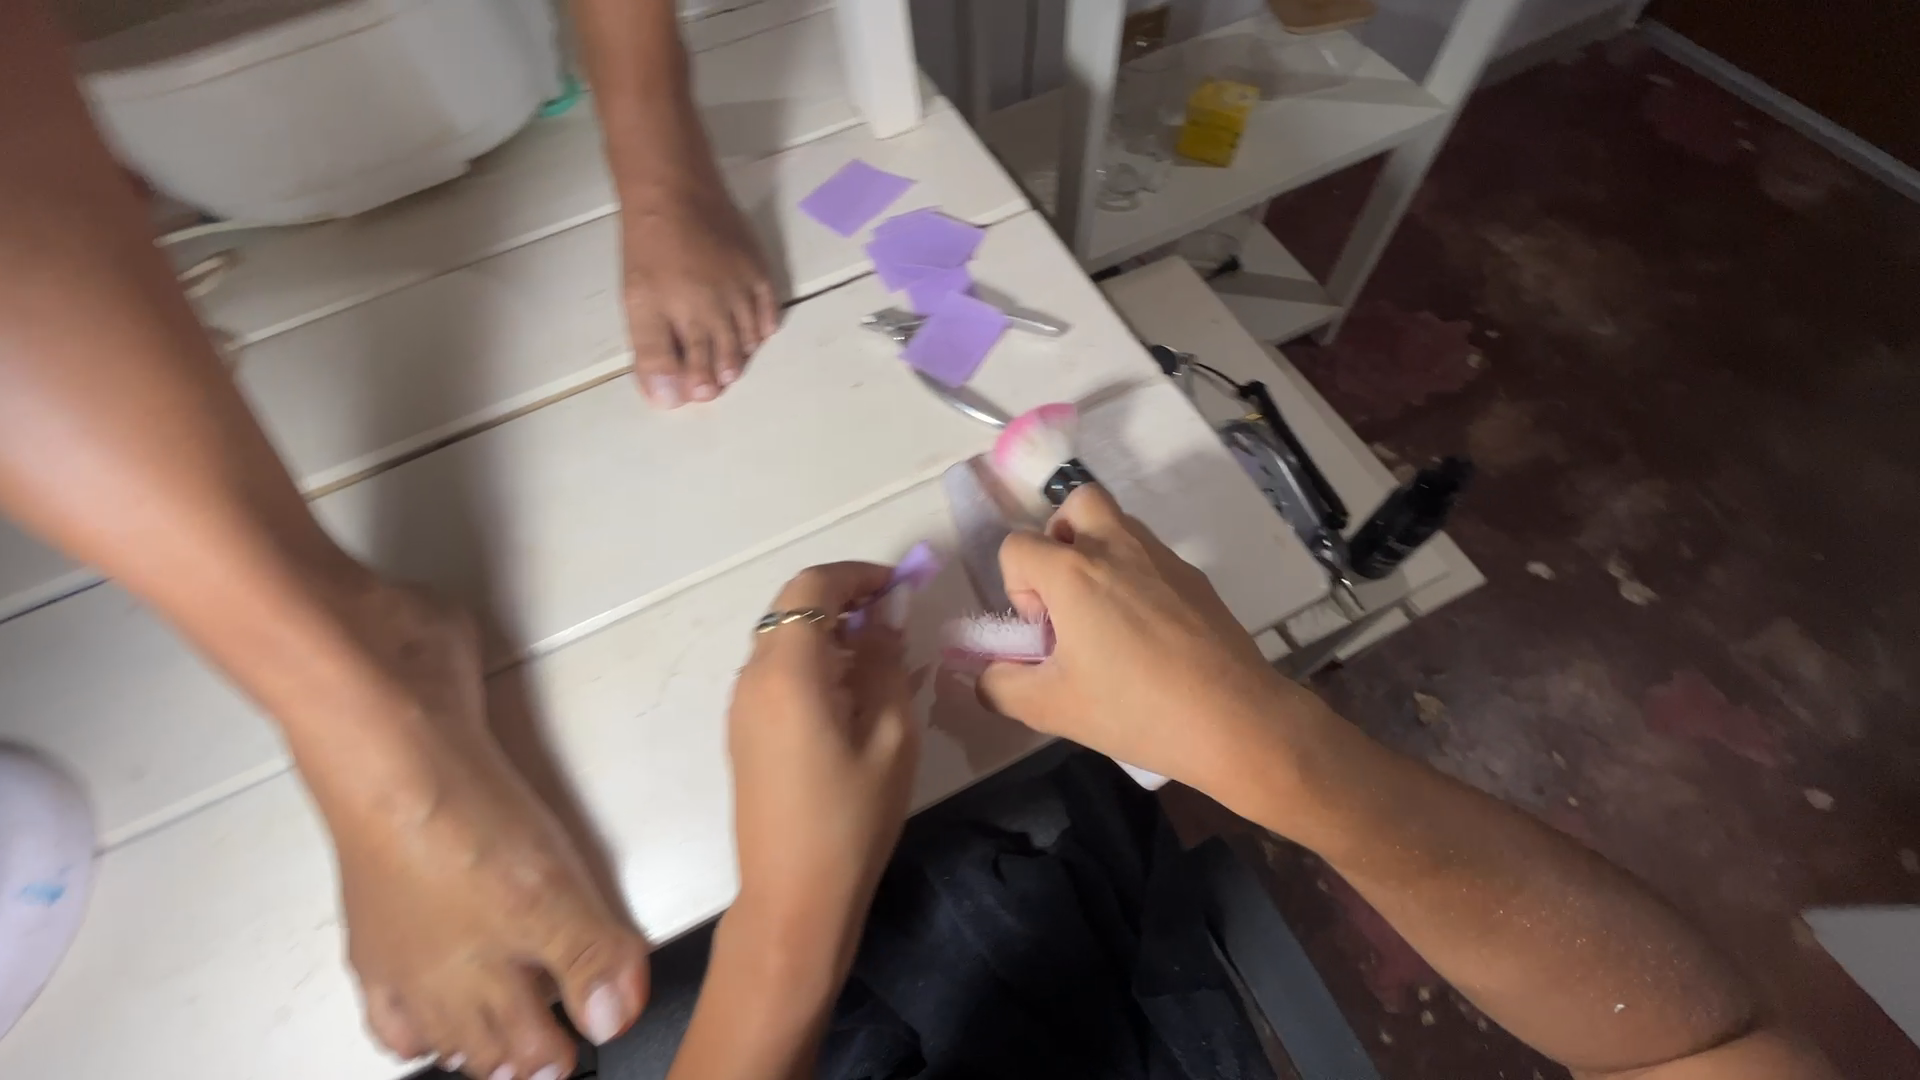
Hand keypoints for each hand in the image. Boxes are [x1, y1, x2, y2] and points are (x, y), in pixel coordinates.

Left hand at [620, 185, 777, 407]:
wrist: (672, 187)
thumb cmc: (648, 247)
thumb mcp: (637, 303)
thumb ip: (653, 354)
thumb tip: (668, 401)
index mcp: (693, 321)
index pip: (701, 369)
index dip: (699, 385)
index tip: (698, 393)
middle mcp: (724, 312)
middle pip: (729, 356)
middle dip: (722, 373)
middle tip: (718, 381)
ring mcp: (745, 291)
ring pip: (751, 337)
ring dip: (742, 353)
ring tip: (733, 362)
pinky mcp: (758, 270)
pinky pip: (769, 309)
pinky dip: (765, 325)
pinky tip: (757, 332)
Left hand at [725, 562, 918, 985]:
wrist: (792, 898)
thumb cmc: (851, 816)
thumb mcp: (891, 734)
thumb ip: (886, 661)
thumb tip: (885, 615)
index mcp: (788, 671)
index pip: (811, 587)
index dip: (856, 575)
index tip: (898, 587)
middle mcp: (753, 677)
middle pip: (792, 607)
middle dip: (843, 598)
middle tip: (893, 617)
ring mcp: (741, 705)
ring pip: (782, 637)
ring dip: (828, 629)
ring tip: (879, 655)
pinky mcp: (743, 729)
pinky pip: (775, 671)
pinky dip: (812, 659)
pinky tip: (849, 691)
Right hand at [977, 485, 1313, 793]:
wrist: (1233, 719)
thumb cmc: (1134, 708)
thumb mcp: (1049, 708)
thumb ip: (999, 686)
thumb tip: (985, 674)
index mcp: (1073, 572)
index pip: (1017, 545)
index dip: (1017, 587)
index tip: (1044, 631)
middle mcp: (1115, 546)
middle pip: (1076, 502)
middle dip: (1060, 538)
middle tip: (1068, 593)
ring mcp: (1161, 556)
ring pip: (1117, 522)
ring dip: (1097, 550)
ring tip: (1105, 611)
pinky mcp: (1194, 575)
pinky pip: (1150, 554)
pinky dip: (1135, 573)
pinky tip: (1147, 629)